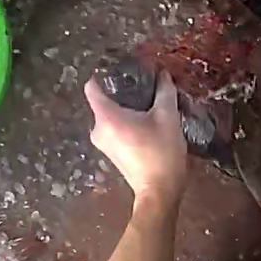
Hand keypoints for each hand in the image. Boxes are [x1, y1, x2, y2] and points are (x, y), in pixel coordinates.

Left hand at [86, 71, 188, 204]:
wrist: (160, 191)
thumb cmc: (161, 152)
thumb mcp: (168, 117)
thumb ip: (165, 92)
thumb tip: (163, 75)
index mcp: (106, 116)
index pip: (92, 86)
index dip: (104, 74)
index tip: (122, 69)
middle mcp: (98, 129)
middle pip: (104, 101)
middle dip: (122, 92)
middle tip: (143, 85)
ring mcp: (103, 143)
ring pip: (110, 116)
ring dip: (126, 109)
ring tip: (148, 103)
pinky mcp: (111, 153)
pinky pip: (115, 129)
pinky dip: (127, 123)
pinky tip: (146, 122)